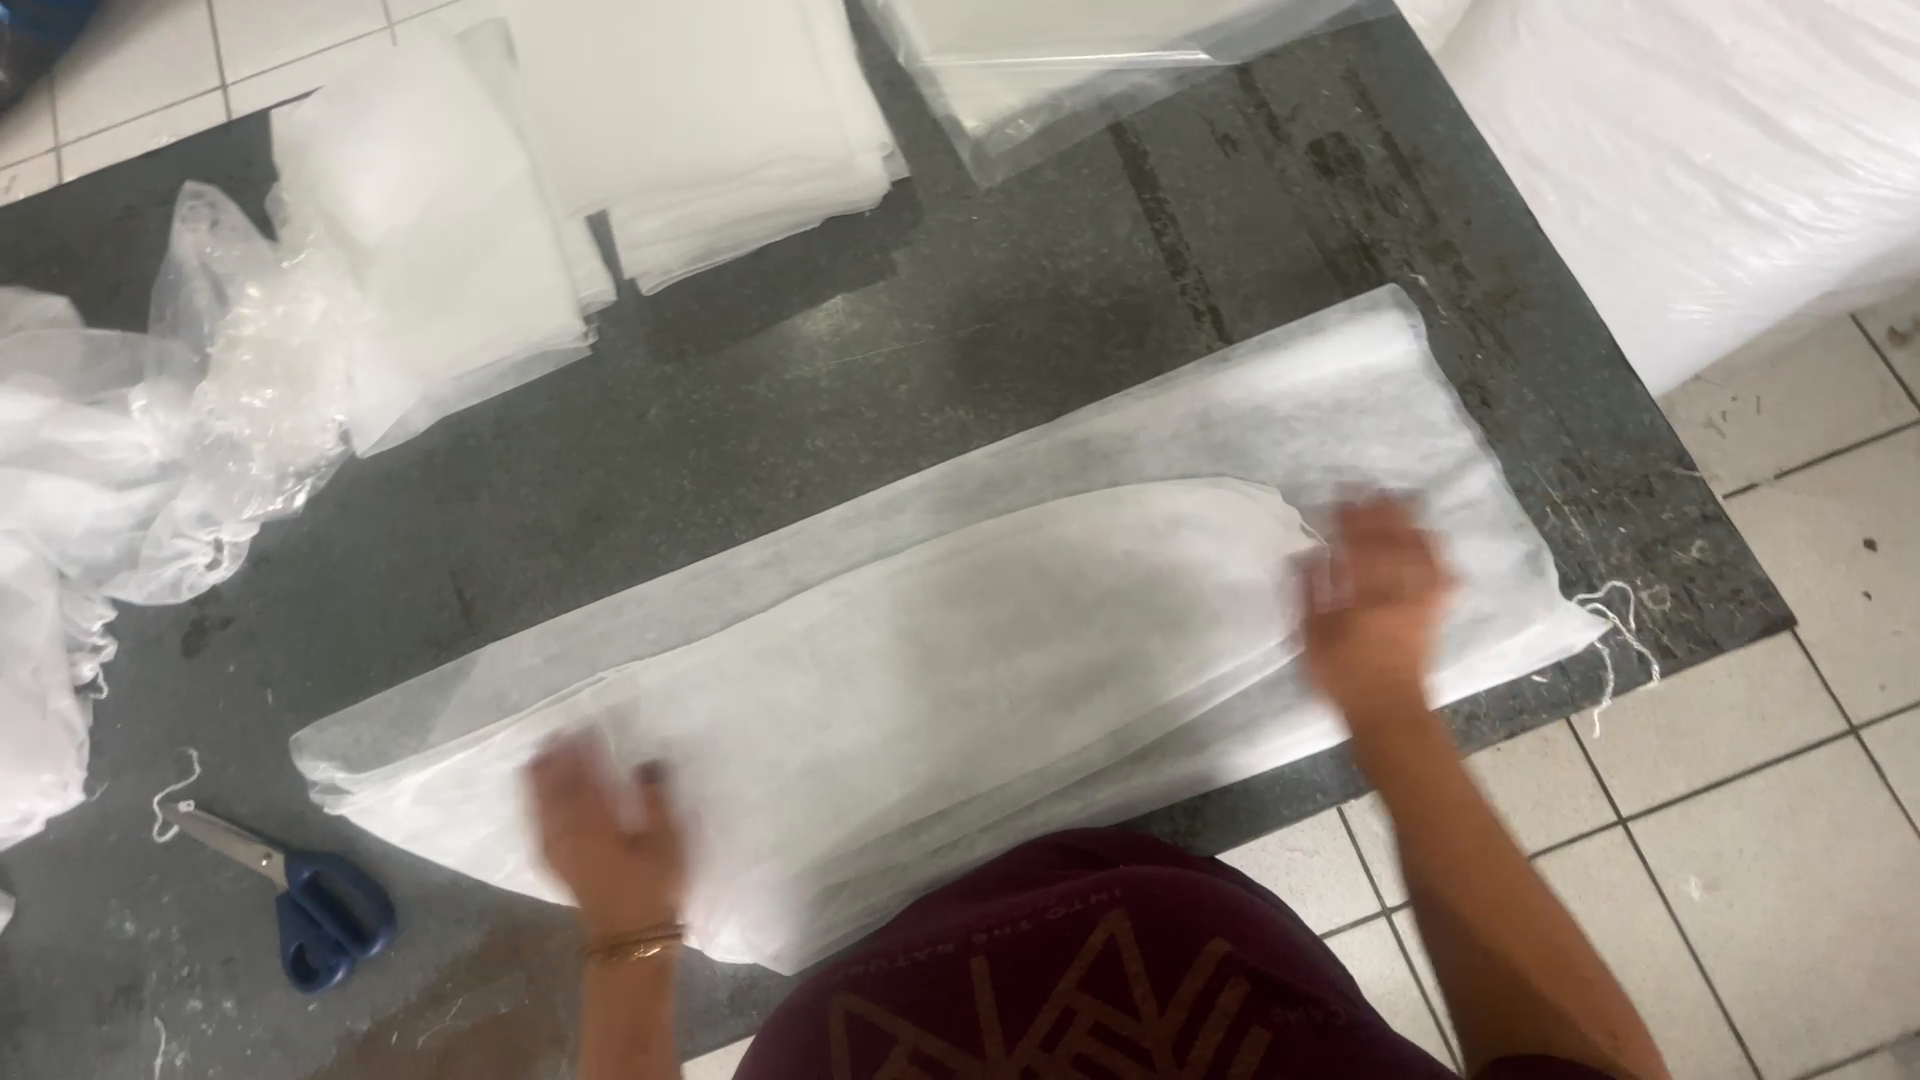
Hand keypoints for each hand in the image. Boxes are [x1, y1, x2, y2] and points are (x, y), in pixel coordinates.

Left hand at [526, 731, 686, 938]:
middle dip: (554, 760)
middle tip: (556, 733)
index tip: (585, 725)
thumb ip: (656, 800)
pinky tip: (536, 796)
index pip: (586, 778)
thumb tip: (647, 763)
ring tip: (539, 755)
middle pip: (555, 789)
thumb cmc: (655, 884)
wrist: (631, 936)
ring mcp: (558, 850)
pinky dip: (534, 803)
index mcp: (598, 825)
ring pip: (540, 806)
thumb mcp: (667, 840)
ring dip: (539, 778)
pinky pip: (537, 823)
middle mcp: (570, 834)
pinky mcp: (555, 862)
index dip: (584, 751)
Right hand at [1299, 494, 1451, 714]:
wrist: (1388, 711)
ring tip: (1403, 500)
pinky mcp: (1434, 613)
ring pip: (1421, 554)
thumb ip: (1309, 592)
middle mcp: (1398, 593)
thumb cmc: (1342, 675)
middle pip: (1393, 543)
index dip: (1350, 519)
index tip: (1340, 497)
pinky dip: (1436, 554)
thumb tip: (1309, 554)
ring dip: (1411, 524)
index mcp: (1363, 597)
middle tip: (1372, 488)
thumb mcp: (1311, 636)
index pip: (1358, 546)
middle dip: (1382, 512)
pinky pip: (1441, 576)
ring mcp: (1421, 602)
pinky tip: (1432, 541)